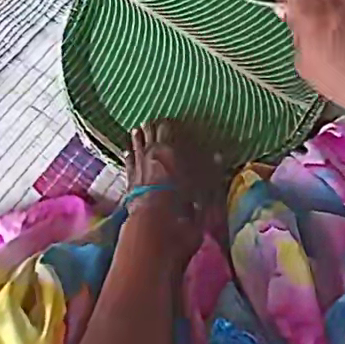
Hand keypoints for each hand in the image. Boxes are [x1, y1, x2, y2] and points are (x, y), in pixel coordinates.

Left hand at [116, 121, 208, 268]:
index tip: (168, 118)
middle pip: (149, 135)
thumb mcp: (203, 186)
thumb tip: (218, 155)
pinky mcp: (129, 181)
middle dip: (150, 127)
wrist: (155, 224)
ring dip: (136, 139)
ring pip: (136, 146)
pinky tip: (126, 151)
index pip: (166, 129)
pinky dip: (127, 156)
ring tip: (135, 130)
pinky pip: (128, 163)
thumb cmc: (183, 202)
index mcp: (168, 149)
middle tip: (149, 120)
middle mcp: (151, 153)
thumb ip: (210, 170)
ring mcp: (138, 167)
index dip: (167, 123)